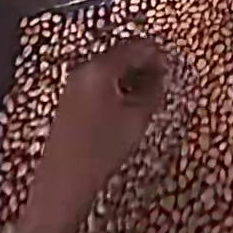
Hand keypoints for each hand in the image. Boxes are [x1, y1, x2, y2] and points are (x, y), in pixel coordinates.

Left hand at [35, 38, 166, 212]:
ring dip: (130, 75)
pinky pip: (99, 81)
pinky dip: (116, 85)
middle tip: (162, 79)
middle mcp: (85, 69)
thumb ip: (152, 92)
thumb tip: (160, 77)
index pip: (135, 48)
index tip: (170, 67)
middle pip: (120, 54)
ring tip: (148, 92)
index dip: (156, 55)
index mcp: (101, 68)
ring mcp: (74, 83)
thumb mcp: (135, 120)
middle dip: (143, 63)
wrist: (62, 185)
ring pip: (109, 68)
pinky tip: (127, 103)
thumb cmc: (101, 150)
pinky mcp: (70, 99)